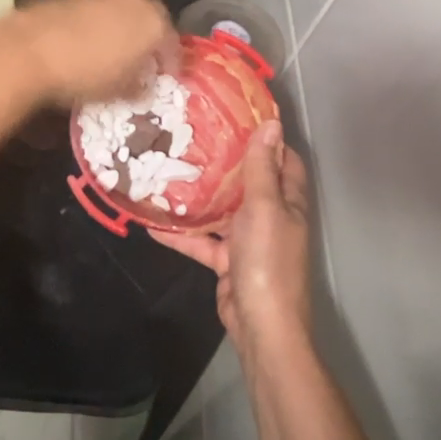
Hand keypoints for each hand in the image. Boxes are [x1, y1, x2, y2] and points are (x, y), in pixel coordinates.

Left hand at [0, 0, 176, 104]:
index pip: (172, 43)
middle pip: (149, 19)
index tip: (164, 79)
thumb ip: (139, 86)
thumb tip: (143, 85)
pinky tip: (86, 41)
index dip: (169, 64)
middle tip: (141, 64)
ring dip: (122, 29)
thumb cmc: (84, 73)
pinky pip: (97, 8)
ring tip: (112, 53)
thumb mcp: (119, 91)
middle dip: (147, 41)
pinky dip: (98, 22)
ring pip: (122, 10)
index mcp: (154, 21)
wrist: (29, 48)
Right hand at [152, 120, 311, 359]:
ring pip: (222, 210)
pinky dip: (182, 234)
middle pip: (249, 182)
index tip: (234, 113)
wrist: (261, 326)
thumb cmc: (267, 260)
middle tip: (191, 136)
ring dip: (199, 196)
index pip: (283, 159)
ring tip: (168, 169)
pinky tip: (153, 222)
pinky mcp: (227, 262)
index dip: (265, 137)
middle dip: (224, 161)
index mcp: (287, 201)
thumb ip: (262, 167)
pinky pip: (203, 241)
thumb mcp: (264, 207)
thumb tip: (272, 123)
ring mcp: (248, 240)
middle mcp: (271, 217)